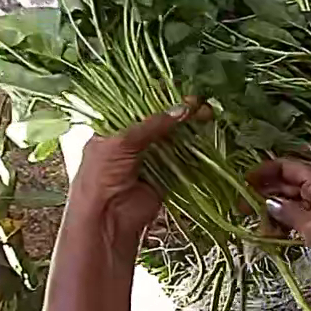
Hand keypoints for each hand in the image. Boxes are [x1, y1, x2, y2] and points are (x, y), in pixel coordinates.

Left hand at [69, 97, 207, 246]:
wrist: (107, 218)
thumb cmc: (101, 176)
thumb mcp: (120, 142)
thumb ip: (152, 125)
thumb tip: (183, 108)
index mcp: (115, 128)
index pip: (141, 106)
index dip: (161, 98)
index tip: (182, 92)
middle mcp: (133, 141)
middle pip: (162, 121)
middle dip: (181, 113)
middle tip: (202, 105)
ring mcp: (151, 158)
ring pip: (175, 138)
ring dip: (191, 129)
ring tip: (209, 117)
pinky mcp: (167, 175)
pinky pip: (184, 159)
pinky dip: (196, 150)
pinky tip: (207, 138)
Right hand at [247, 159, 310, 285]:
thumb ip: (287, 212)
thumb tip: (267, 203)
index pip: (288, 166)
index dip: (265, 171)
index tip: (244, 181)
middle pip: (287, 183)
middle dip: (265, 192)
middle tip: (241, 206)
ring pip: (291, 201)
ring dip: (273, 210)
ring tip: (254, 222)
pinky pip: (298, 216)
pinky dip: (284, 222)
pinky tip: (271, 232)